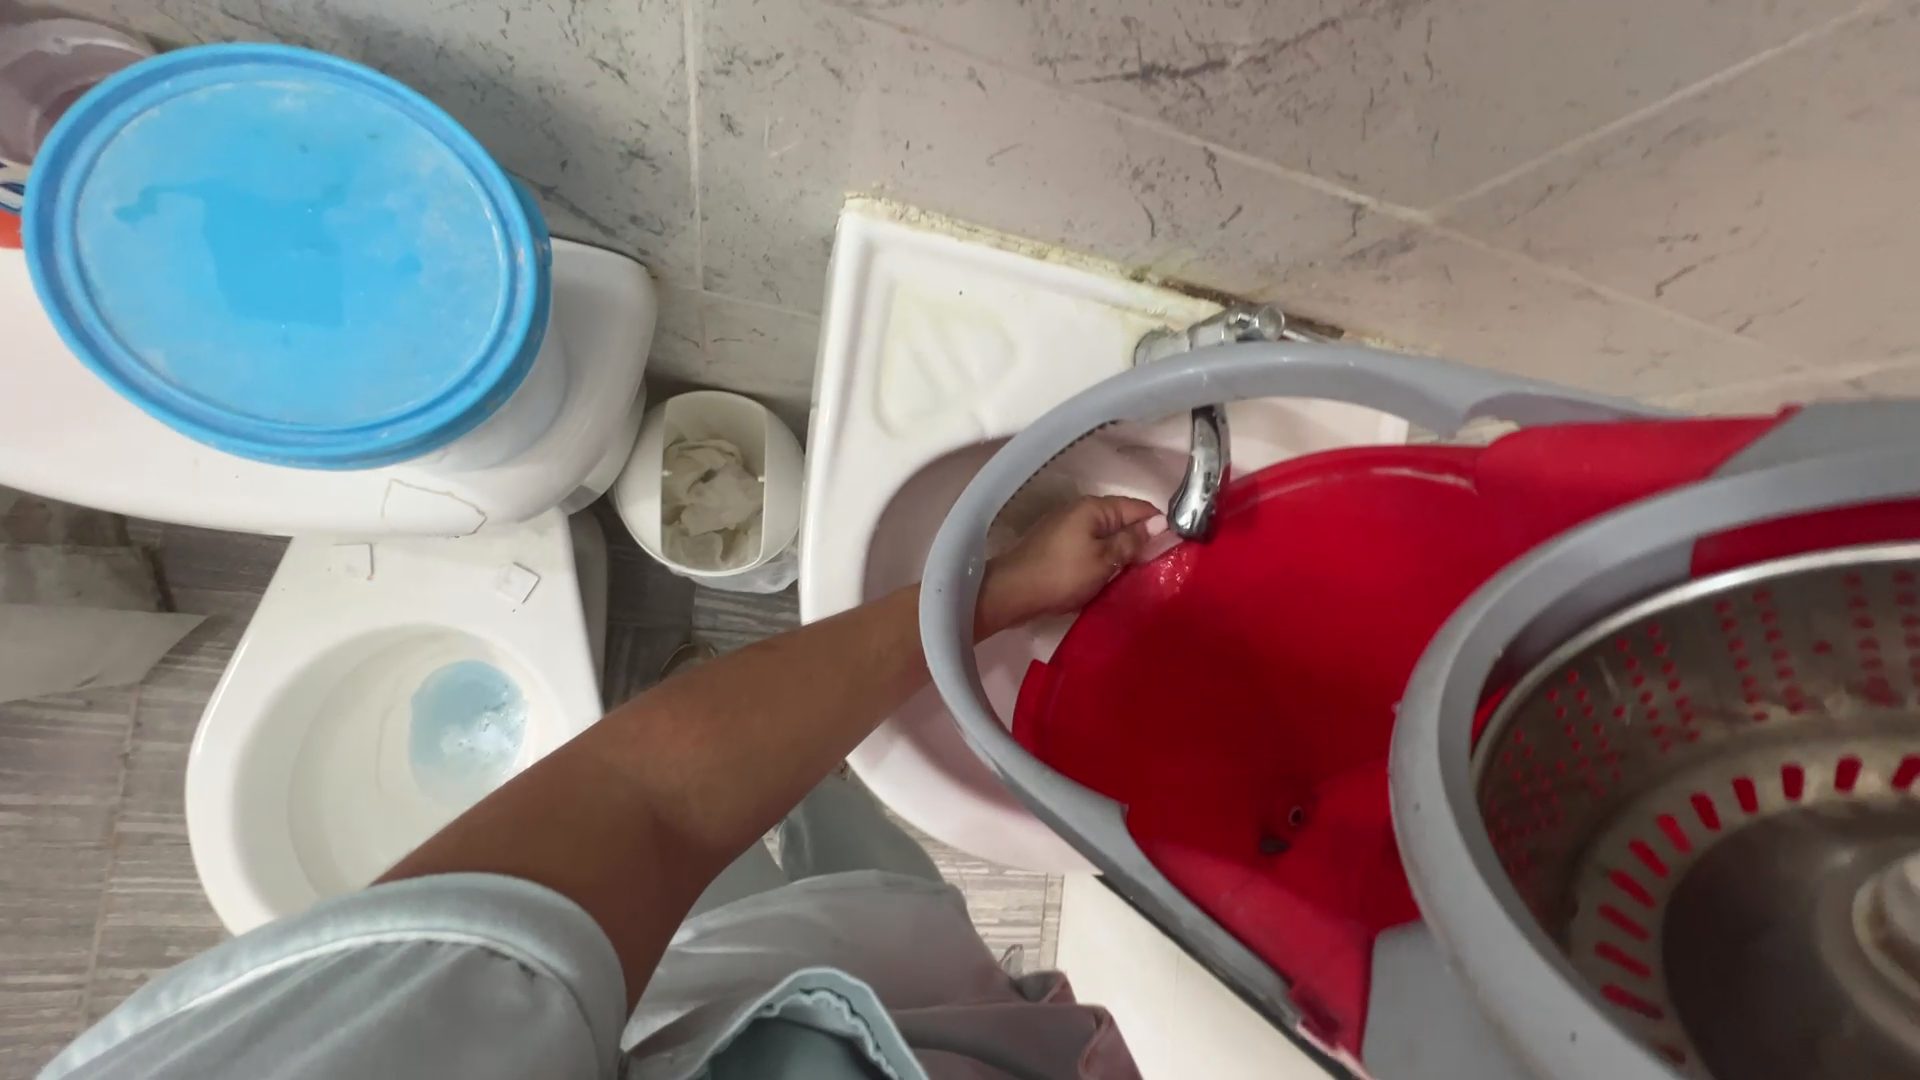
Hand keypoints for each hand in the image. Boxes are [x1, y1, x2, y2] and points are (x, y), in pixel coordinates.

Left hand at [976, 495, 1164, 637]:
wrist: (1011, 593)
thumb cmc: (1061, 575)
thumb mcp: (1104, 560)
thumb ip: (1132, 541)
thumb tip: (1159, 524)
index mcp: (1094, 508)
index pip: (1140, 508)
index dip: (1160, 526)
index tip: (1178, 548)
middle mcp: (1081, 511)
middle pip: (1123, 522)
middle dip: (1142, 541)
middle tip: (1161, 566)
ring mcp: (1067, 529)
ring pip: (1107, 537)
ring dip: (1122, 553)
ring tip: (1141, 575)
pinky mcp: (1058, 547)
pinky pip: (1091, 548)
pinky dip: (1103, 560)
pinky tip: (1111, 578)